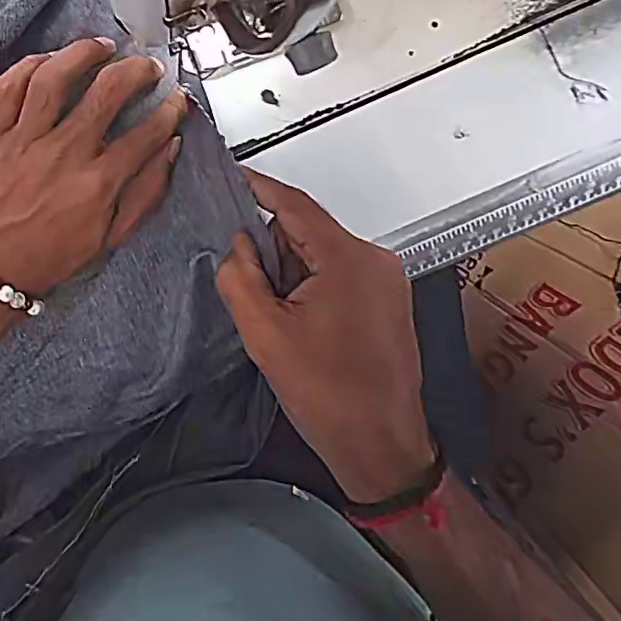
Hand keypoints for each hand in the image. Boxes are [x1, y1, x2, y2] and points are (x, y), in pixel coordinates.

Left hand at [0, 37, 189, 356]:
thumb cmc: (53, 253)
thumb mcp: (113, 235)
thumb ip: (147, 192)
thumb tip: (170, 149)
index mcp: (96, 184)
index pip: (146, 133)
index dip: (170, 111)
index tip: (177, 100)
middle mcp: (62, 155)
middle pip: (106, 92)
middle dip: (136, 71)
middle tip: (147, 68)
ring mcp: (26, 141)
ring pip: (53, 78)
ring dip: (82, 54)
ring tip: (102, 48)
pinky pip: (7, 88)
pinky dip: (28, 66)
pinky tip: (49, 61)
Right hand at [216, 169, 436, 502]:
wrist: (380, 445)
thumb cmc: (332, 396)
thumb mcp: (264, 333)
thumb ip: (240, 278)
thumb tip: (238, 246)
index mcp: (348, 260)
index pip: (295, 205)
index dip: (259, 187)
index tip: (234, 175)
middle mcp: (374, 262)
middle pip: (306, 231)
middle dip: (272, 251)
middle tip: (254, 288)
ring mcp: (385, 281)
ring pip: (319, 254)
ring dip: (291, 273)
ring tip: (284, 320)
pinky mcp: (386, 299)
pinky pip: (337, 273)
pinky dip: (309, 285)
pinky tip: (302, 323)